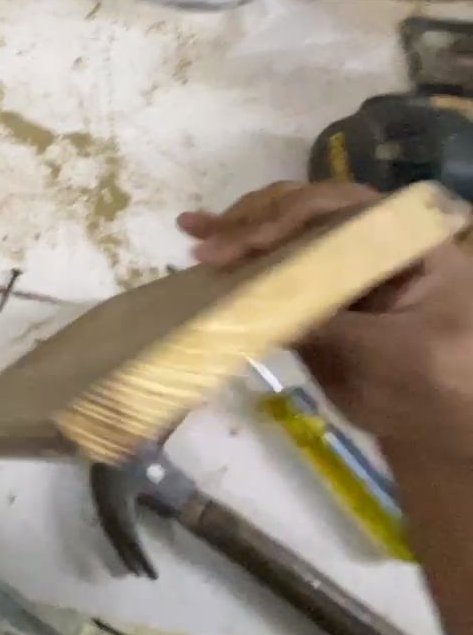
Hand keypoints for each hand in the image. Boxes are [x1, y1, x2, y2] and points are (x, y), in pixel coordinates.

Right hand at [180, 181, 472, 460]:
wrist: (431, 426)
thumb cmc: (440, 389)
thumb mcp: (401, 354)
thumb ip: (336, 325)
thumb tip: (262, 307)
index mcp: (411, 252)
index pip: (349, 208)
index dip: (294, 215)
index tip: (251, 243)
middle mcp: (369, 249)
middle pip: (302, 210)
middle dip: (253, 221)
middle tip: (212, 250)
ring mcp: (330, 267)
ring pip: (274, 226)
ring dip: (230, 225)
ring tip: (193, 229)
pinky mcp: (298, 288)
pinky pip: (259, 258)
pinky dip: (226, 245)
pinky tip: (194, 234)